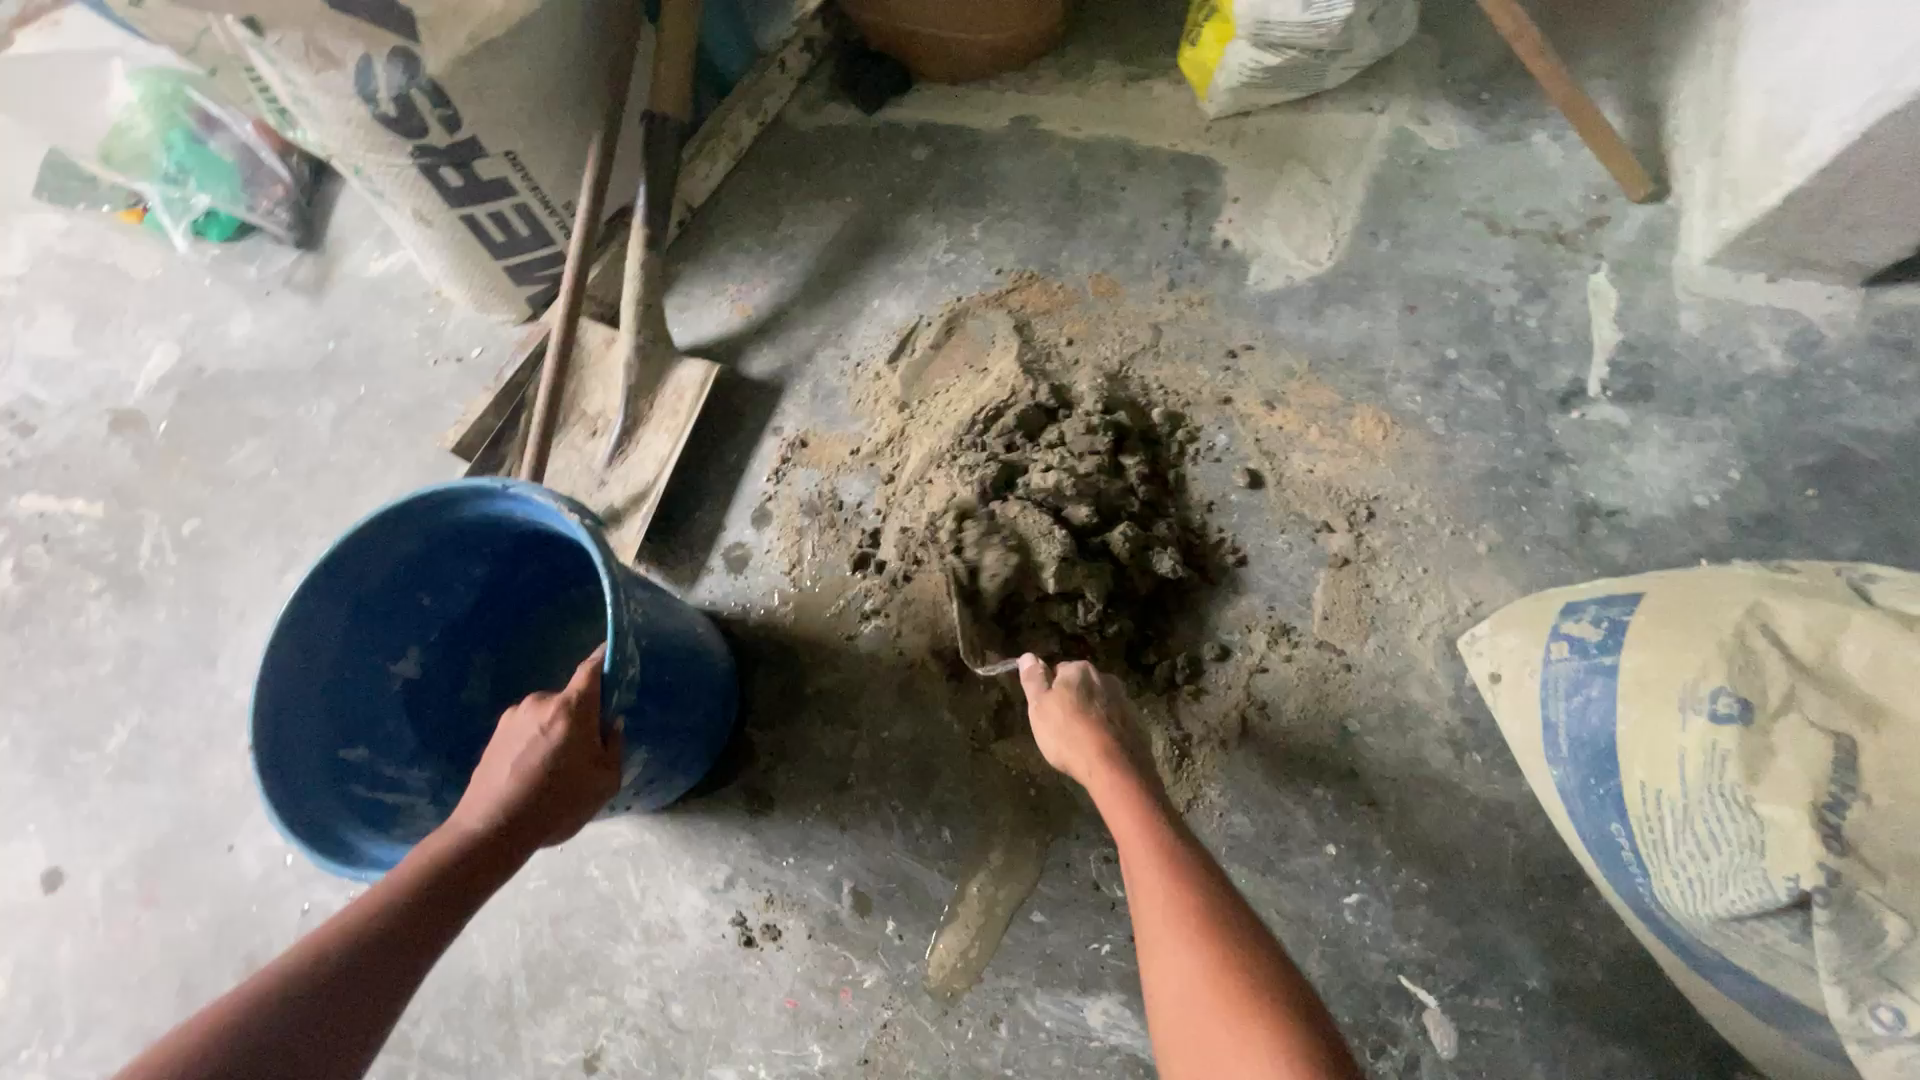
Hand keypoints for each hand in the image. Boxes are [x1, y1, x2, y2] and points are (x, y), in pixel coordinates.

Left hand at [445, 644, 623, 858]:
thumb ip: (614, 746)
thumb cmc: (557, 804)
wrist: (490, 830)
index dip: (605, 659)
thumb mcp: (605, 781)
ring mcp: (513, 717)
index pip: (592, 668)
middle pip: (571, 699)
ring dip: (557, 730)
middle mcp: (541, 702)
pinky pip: (527, 729)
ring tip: (555, 768)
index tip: (616, 657)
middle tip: (586, 749)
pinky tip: (533, 774)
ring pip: (549, 715)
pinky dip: (536, 742)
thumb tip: (609, 725)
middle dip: (582, 716)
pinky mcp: (495, 734)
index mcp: (572, 708)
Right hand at [1017, 655, 1152, 789]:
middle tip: (1062, 728)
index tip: (1048, 713)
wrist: (1115, 767)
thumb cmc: (1068, 735)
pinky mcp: (1137, 722)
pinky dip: (1108, 729)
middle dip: (1074, 701)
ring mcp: (1125, 700)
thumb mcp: (1039, 707)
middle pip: (1082, 686)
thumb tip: (1027, 656)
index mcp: (1079, 670)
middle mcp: (1105, 678)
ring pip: (1100, 703)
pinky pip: (1115, 720)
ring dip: (1092, 714)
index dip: (1050, 692)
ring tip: (1082, 740)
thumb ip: (1033, 679)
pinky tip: (1101, 748)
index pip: (1058, 671)